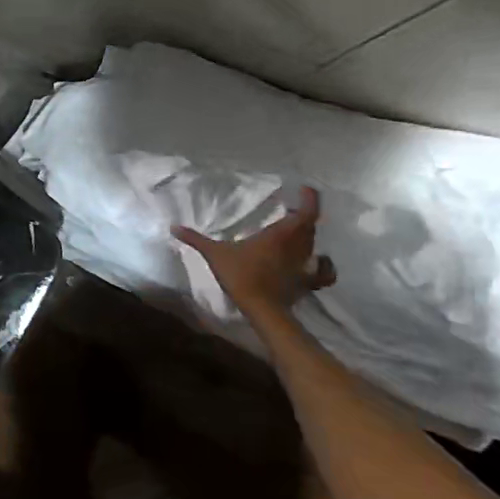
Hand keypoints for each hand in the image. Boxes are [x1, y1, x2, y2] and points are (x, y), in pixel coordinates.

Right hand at [173, 186, 334, 318]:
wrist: (261, 308)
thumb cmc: (241, 275)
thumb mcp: (215, 254)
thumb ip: (196, 239)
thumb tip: (174, 227)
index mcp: (279, 235)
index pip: (305, 213)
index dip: (310, 200)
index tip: (306, 189)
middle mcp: (296, 247)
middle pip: (309, 227)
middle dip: (304, 215)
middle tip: (293, 209)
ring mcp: (304, 265)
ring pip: (314, 244)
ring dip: (309, 235)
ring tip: (298, 229)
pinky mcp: (306, 282)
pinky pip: (324, 271)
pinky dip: (326, 264)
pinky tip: (321, 260)